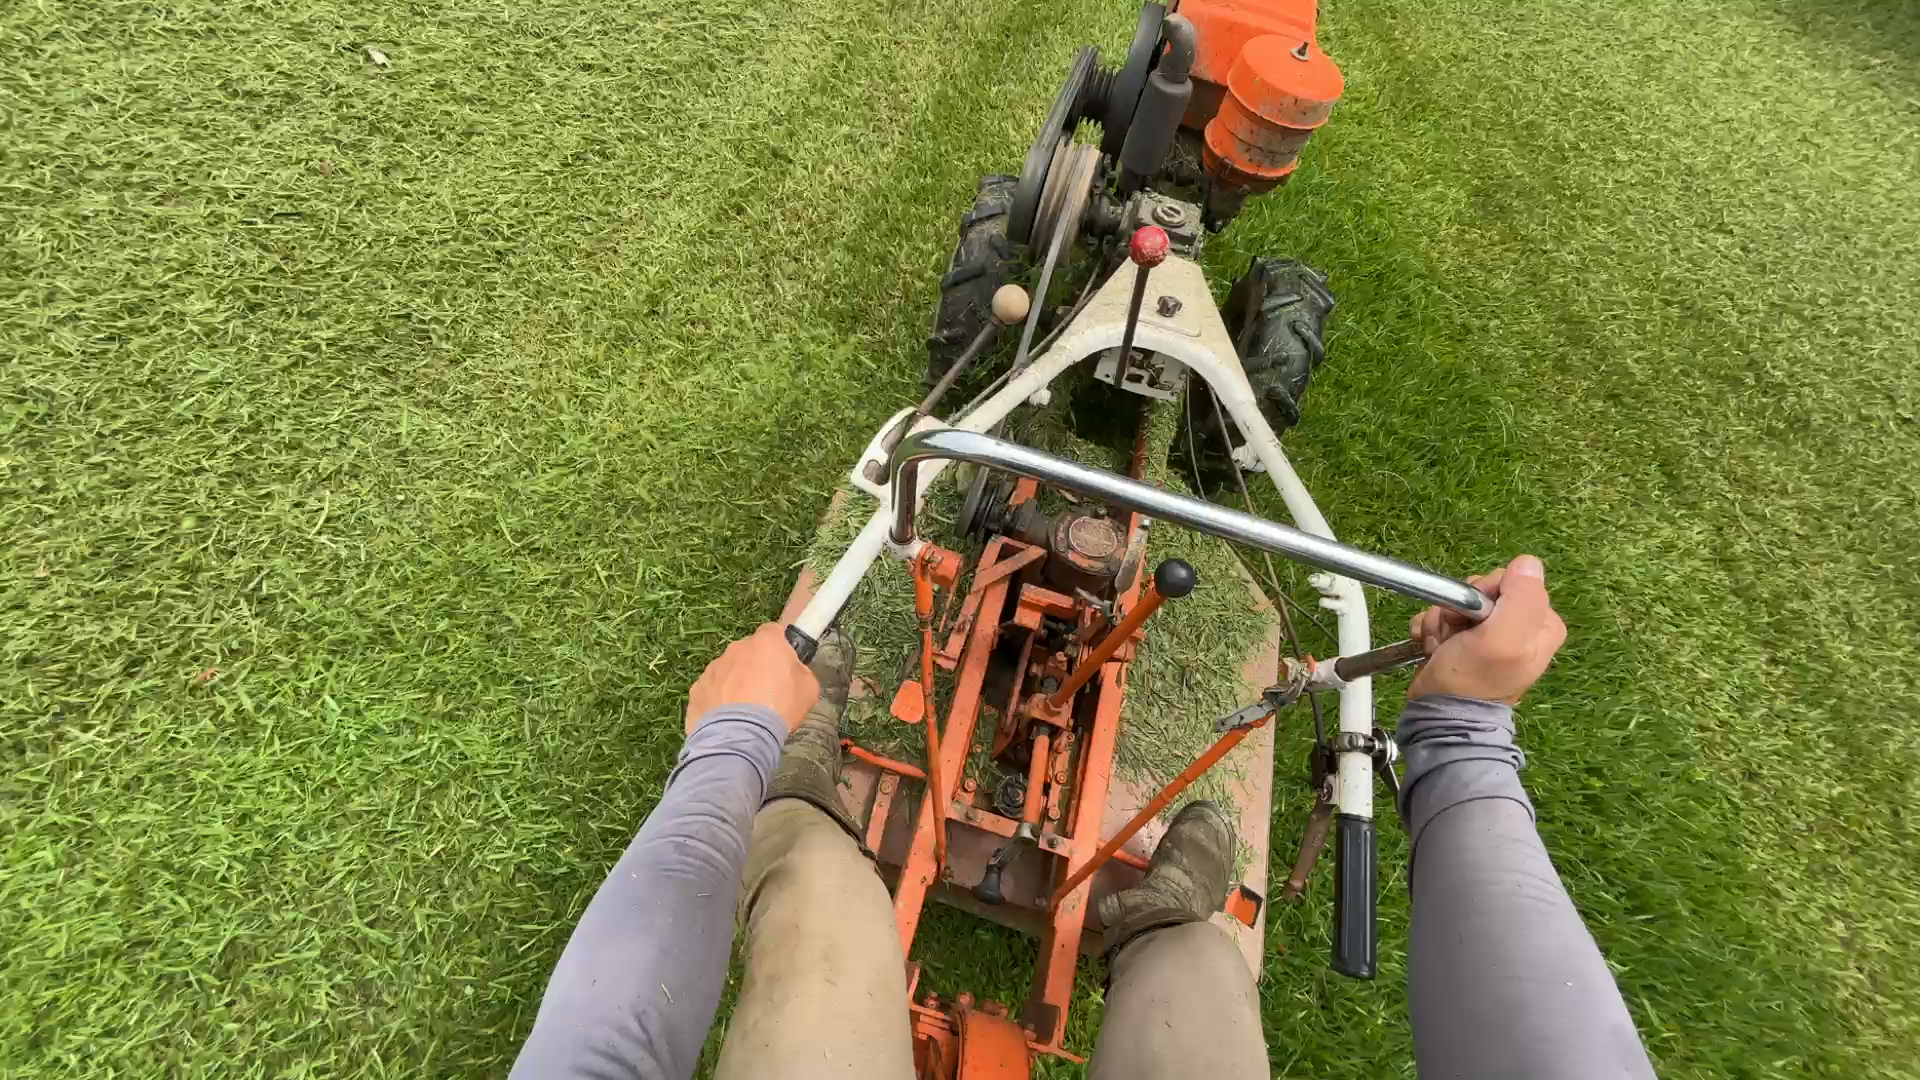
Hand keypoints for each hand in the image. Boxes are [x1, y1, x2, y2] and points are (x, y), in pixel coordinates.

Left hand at [685, 623, 819, 734]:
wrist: (740, 737)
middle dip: (756, 665)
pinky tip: (728, 719)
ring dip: (736, 682)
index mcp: (766, 642)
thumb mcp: (809, 688)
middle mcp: (736, 649)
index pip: (773, 631)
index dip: (780, 646)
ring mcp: (713, 668)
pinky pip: (712, 690)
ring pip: (728, 670)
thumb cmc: (780, 708)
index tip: (784, 664)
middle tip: (766, 691)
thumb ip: (800, 672)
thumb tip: (792, 672)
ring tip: (745, 710)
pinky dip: (718, 700)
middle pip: (748, 651)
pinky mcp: (697, 689)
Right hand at [1407, 555, 1566, 704]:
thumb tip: (1528, 561)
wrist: (1441, 713)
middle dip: (1456, 608)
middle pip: (1478, 590)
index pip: (1510, 581)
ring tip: (1442, 645)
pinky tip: (1431, 647)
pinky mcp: (1460, 639)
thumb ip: (1521, 599)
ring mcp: (1487, 633)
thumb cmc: (1473, 678)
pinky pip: (1438, 616)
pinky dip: (1428, 629)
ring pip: (1454, 603)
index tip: (1472, 619)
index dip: (1483, 594)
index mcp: (1540, 623)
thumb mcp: (1503, 639)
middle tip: (1455, 633)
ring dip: (1439, 620)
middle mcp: (1518, 625)